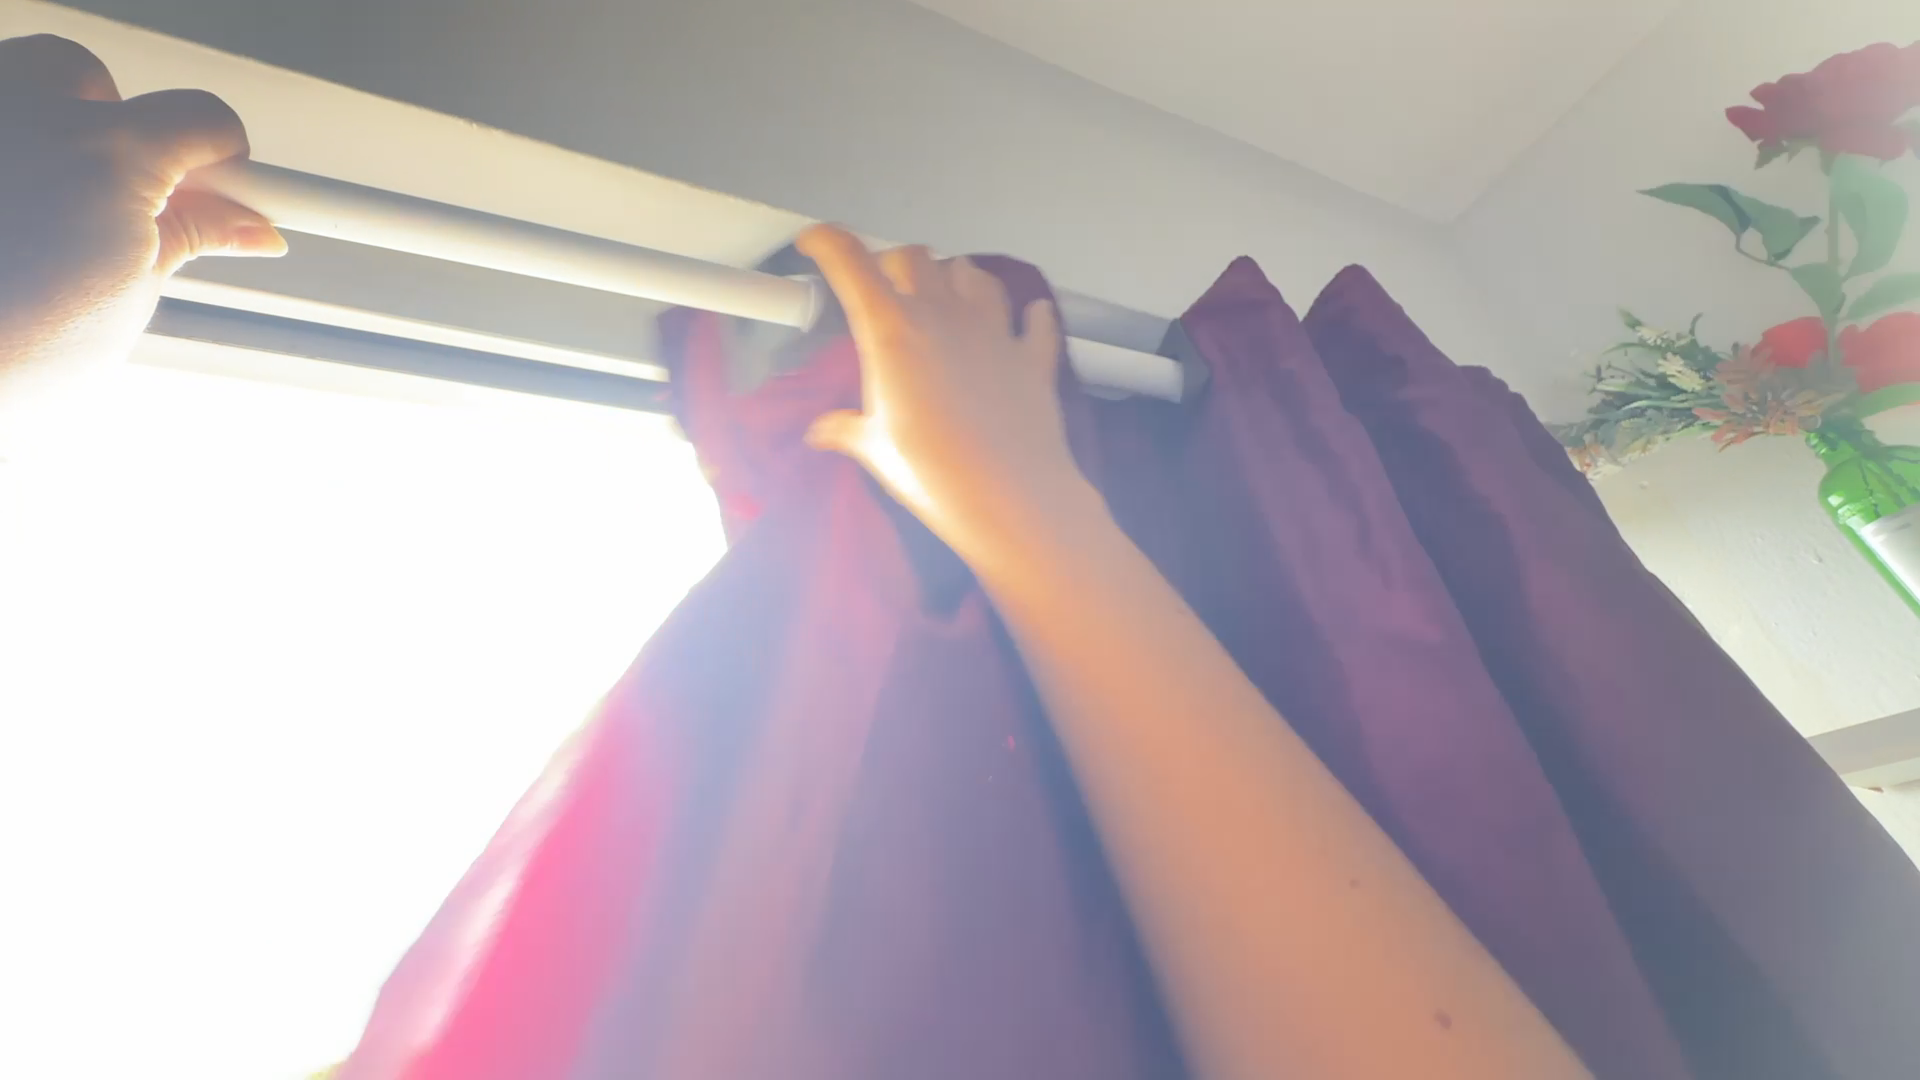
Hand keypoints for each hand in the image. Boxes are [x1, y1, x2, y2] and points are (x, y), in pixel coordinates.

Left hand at [0, 35, 283, 393]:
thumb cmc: (7, 342)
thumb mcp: (131, 289)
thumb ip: (189, 235)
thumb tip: (244, 227)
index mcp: (96, 151)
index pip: (204, 121)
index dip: (237, 164)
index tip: (254, 195)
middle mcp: (13, 112)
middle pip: (88, 78)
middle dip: (125, 130)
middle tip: (143, 201)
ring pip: (18, 82)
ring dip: (54, 133)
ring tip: (64, 212)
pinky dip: (16, 165)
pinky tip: (23, 216)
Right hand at [796, 224, 1098, 562]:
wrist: (1009, 497)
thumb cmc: (931, 473)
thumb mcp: (877, 451)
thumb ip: (847, 430)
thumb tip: (821, 431)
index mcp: (892, 330)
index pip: (852, 262)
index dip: (828, 241)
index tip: (815, 243)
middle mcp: (943, 315)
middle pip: (914, 258)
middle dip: (893, 264)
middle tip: (884, 289)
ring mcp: (994, 331)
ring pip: (973, 275)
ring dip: (955, 278)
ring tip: (947, 297)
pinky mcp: (1033, 357)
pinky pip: (1036, 322)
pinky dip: (1029, 318)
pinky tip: (1028, 320)